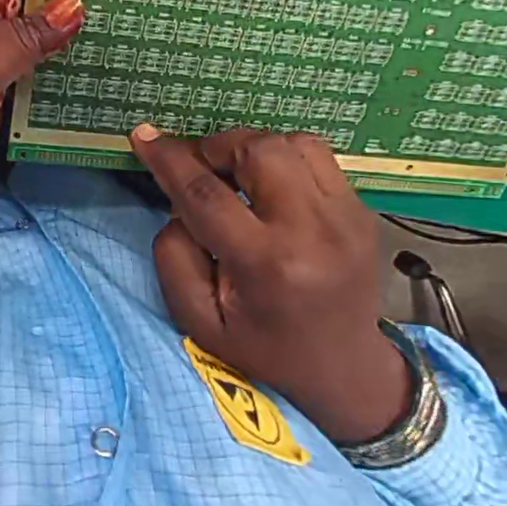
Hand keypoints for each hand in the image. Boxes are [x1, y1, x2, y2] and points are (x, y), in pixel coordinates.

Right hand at [129, 124, 409, 443]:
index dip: (169, 159)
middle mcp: (314, 232)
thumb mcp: (197, 318)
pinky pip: (317, 156)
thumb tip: (180, 202)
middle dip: (216, 148)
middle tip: (200, 169)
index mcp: (266, 265)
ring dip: (253, 148)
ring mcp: (347, 217)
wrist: (343, 369)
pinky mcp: (362, 211)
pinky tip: (269, 184)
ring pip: (294, 143)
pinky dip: (283, 158)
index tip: (144, 136)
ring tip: (235, 175)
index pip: (207, 193)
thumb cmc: (261, 347)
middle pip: (259, 150)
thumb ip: (174, 255)